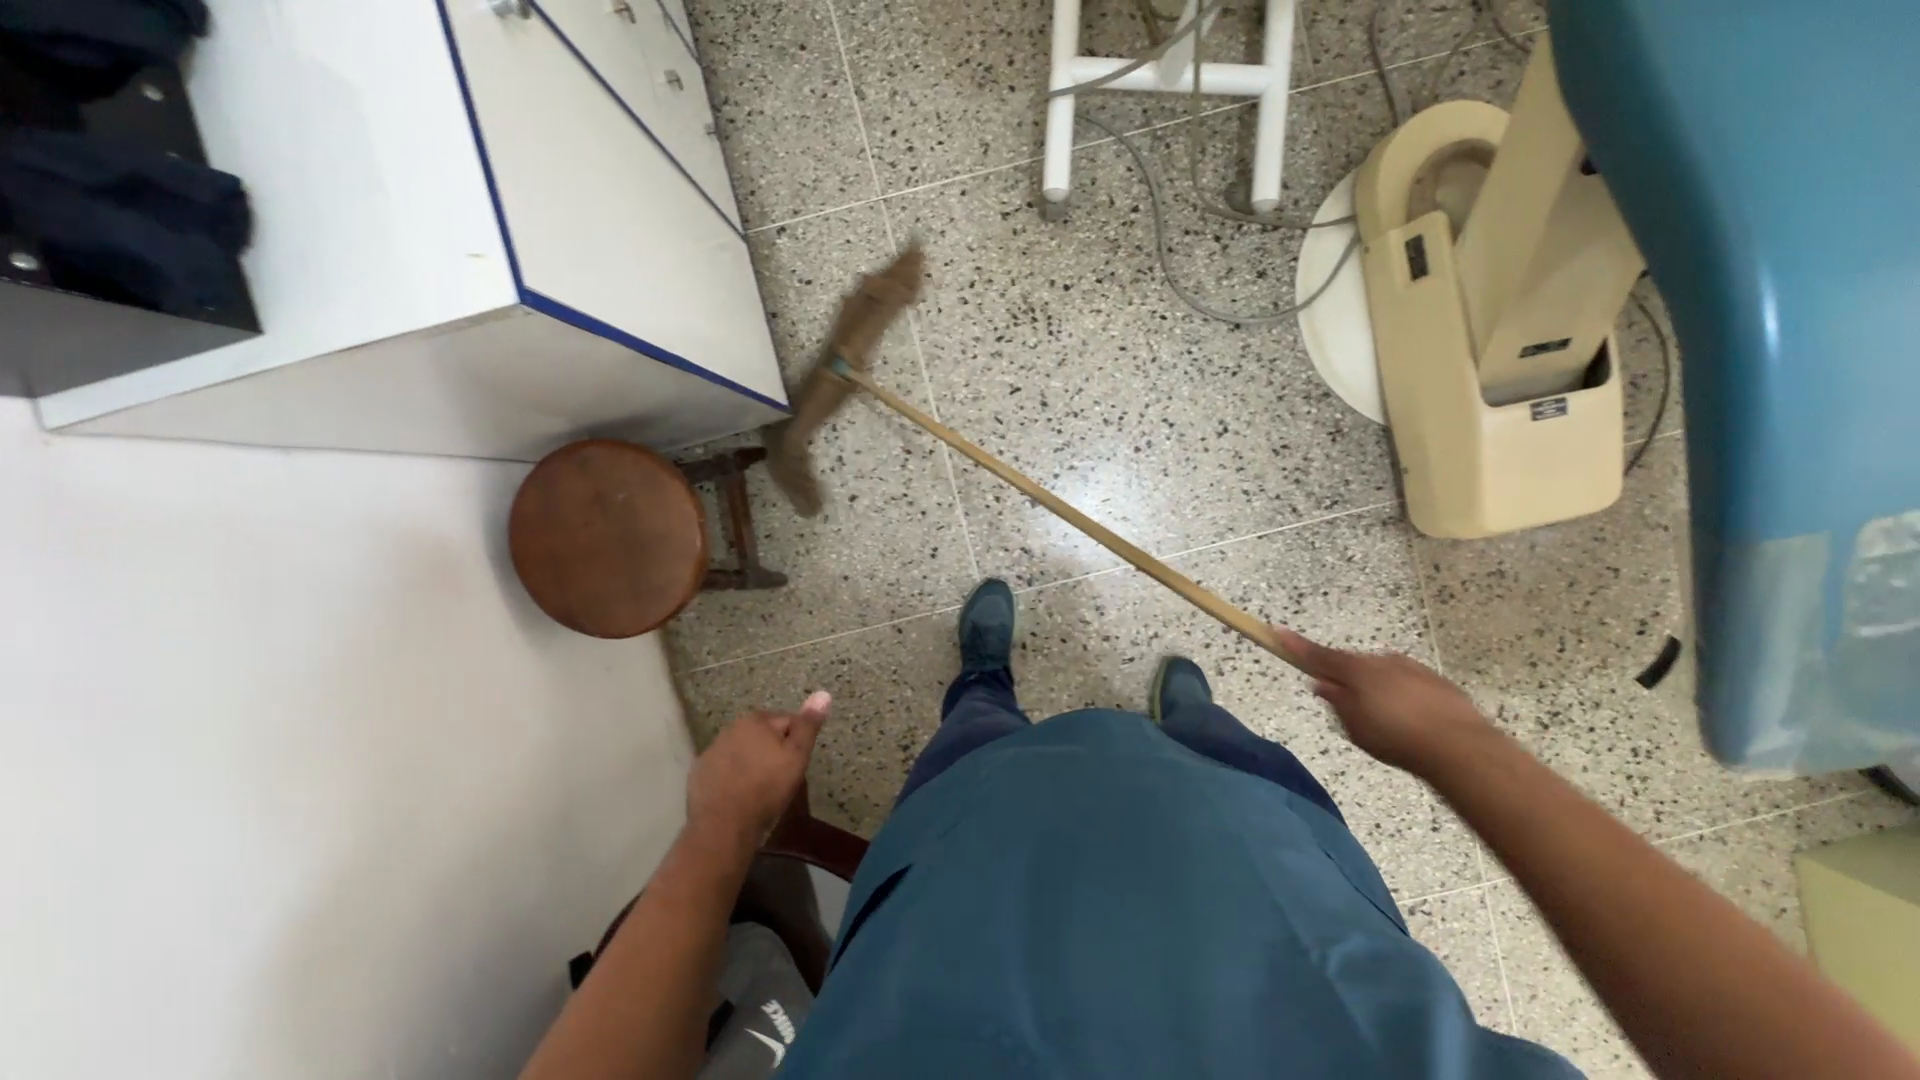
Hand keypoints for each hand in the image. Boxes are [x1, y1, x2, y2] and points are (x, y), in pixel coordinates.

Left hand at [686, 691, 831, 850]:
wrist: (723, 823)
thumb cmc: (767, 787)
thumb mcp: (797, 756)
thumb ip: (808, 725)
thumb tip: (823, 693)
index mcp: (756, 720)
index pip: (788, 722)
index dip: (797, 742)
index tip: (797, 764)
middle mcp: (731, 728)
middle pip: (763, 735)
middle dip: (773, 749)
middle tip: (781, 776)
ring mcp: (712, 750)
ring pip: (742, 750)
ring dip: (752, 761)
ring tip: (760, 787)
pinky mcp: (700, 772)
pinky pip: (724, 767)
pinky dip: (732, 775)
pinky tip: (738, 794)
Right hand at [1274, 628, 1495, 776]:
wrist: (1461, 746)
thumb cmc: (1397, 738)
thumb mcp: (1355, 727)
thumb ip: (1337, 702)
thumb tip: (1322, 684)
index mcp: (1358, 671)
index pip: (1318, 656)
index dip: (1296, 646)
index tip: (1276, 630)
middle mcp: (1382, 661)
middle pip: (1352, 665)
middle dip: (1345, 678)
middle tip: (1345, 706)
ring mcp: (1412, 668)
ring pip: (1382, 673)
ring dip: (1375, 688)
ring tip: (1384, 721)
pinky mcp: (1436, 680)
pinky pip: (1407, 682)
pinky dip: (1401, 695)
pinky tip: (1410, 720)